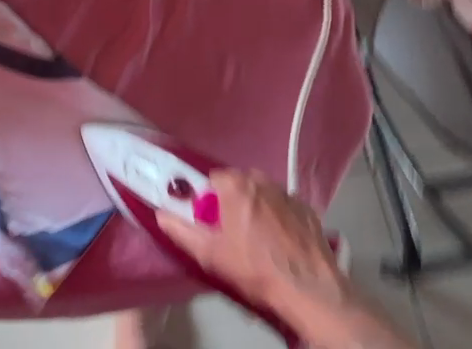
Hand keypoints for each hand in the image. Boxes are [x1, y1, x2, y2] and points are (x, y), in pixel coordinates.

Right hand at [155, 169, 344, 315]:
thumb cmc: (255, 269)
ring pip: (262, 195)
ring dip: (256, 210)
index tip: (212, 226)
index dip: (208, 203)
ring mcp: (288, 194)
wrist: (310, 291)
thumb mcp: (210, 254)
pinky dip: (280, 219)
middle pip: (238, 185)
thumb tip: (161, 214)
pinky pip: (284, 207)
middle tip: (233, 236)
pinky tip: (282, 244)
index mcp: (236, 184)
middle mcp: (262, 180)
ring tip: (260, 242)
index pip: (212, 181)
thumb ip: (181, 230)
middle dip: (232, 204)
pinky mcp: (308, 210)